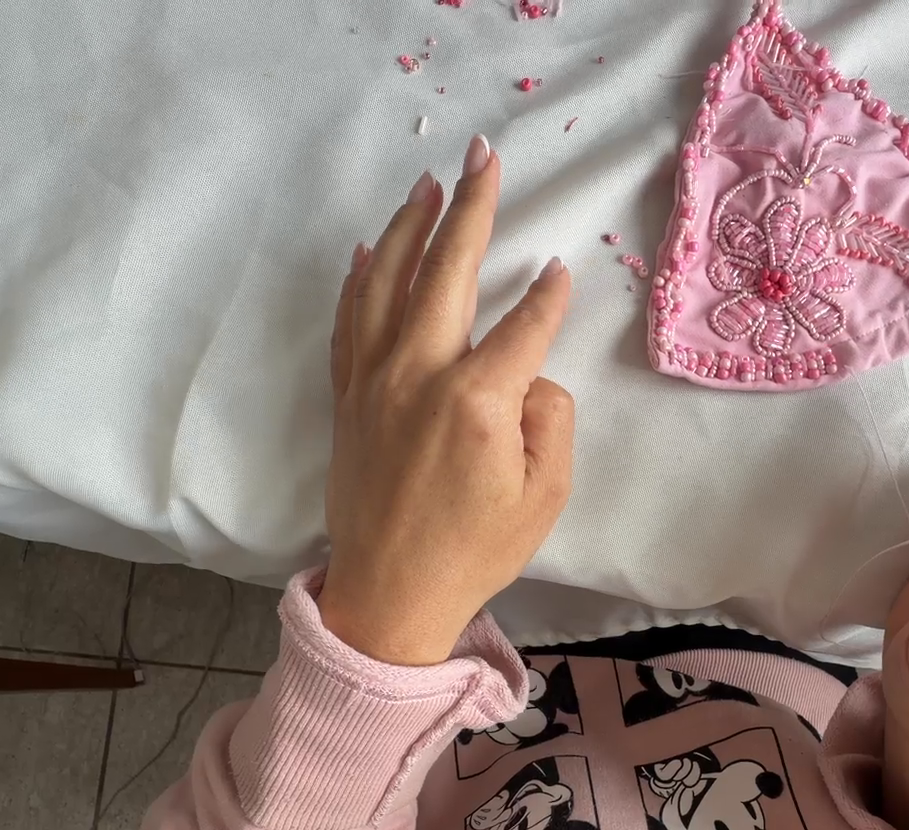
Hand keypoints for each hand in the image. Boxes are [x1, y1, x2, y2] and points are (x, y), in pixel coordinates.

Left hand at [319, 135, 574, 664]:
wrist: (391, 595)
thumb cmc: (475, 553)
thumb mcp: (545, 497)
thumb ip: (550, 420)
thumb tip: (532, 375)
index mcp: (477, 400)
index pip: (525, 324)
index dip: (548, 297)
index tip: (560, 272)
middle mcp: (419, 373)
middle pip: (448, 271)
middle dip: (471, 208)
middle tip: (483, 156)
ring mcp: (374, 380)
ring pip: (387, 281)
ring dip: (410, 226)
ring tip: (429, 185)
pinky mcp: (348, 397)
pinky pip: (351, 320)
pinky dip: (360, 279)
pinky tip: (367, 250)